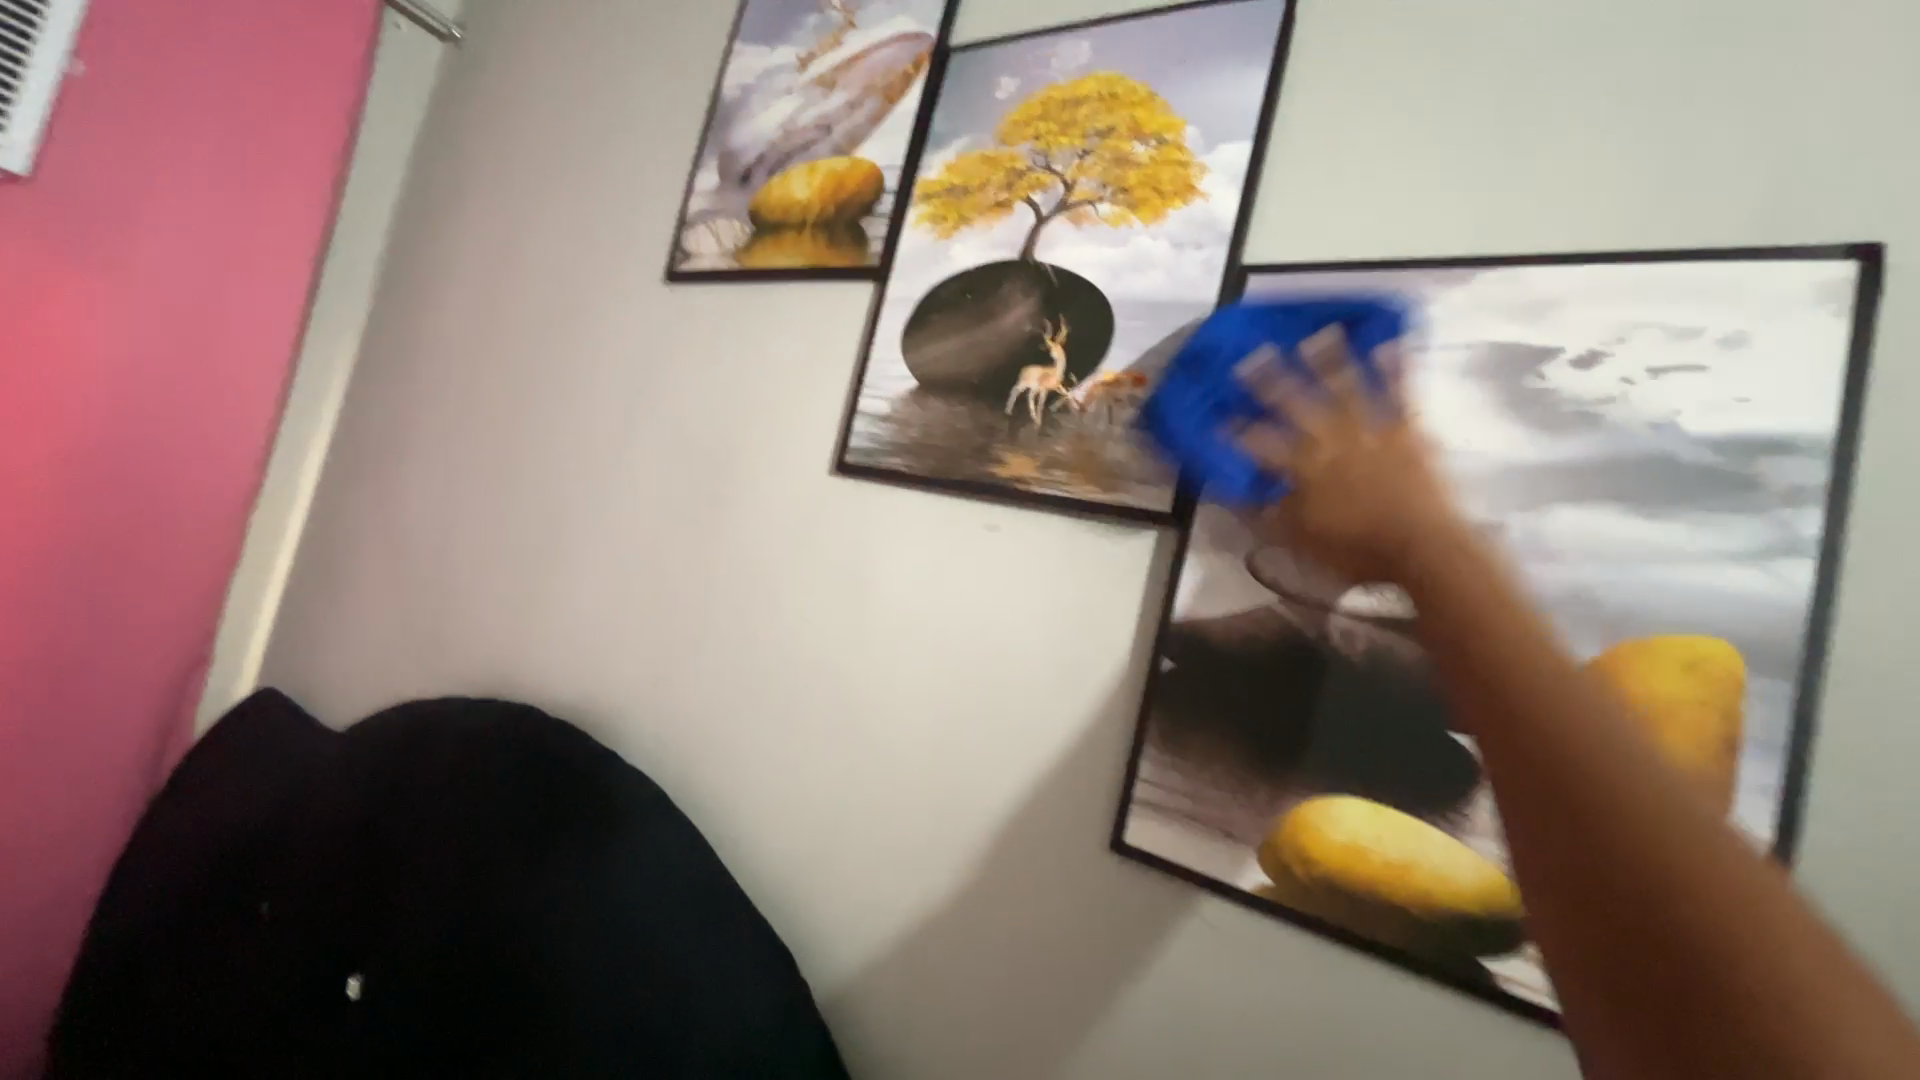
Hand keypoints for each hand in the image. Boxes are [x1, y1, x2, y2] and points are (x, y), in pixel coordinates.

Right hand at [1233, 328, 1466, 584]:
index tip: (1218, 417)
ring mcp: (1371, 431)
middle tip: (1253, 355)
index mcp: (1302, 469)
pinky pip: (1400, 394)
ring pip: (1345, 389)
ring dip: (1330, 361)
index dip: (1236, 431)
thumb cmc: (1357, 552)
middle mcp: (1331, 441)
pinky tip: (1387, 344)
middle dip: (1270, 379)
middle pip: (1295, 405)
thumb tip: (1232, 494)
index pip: (1259, 445)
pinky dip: (1394, 368)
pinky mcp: (1408, 432)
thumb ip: (1265, 513)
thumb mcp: (1298, 541)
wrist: (1426, 550)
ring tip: (1318, 334)